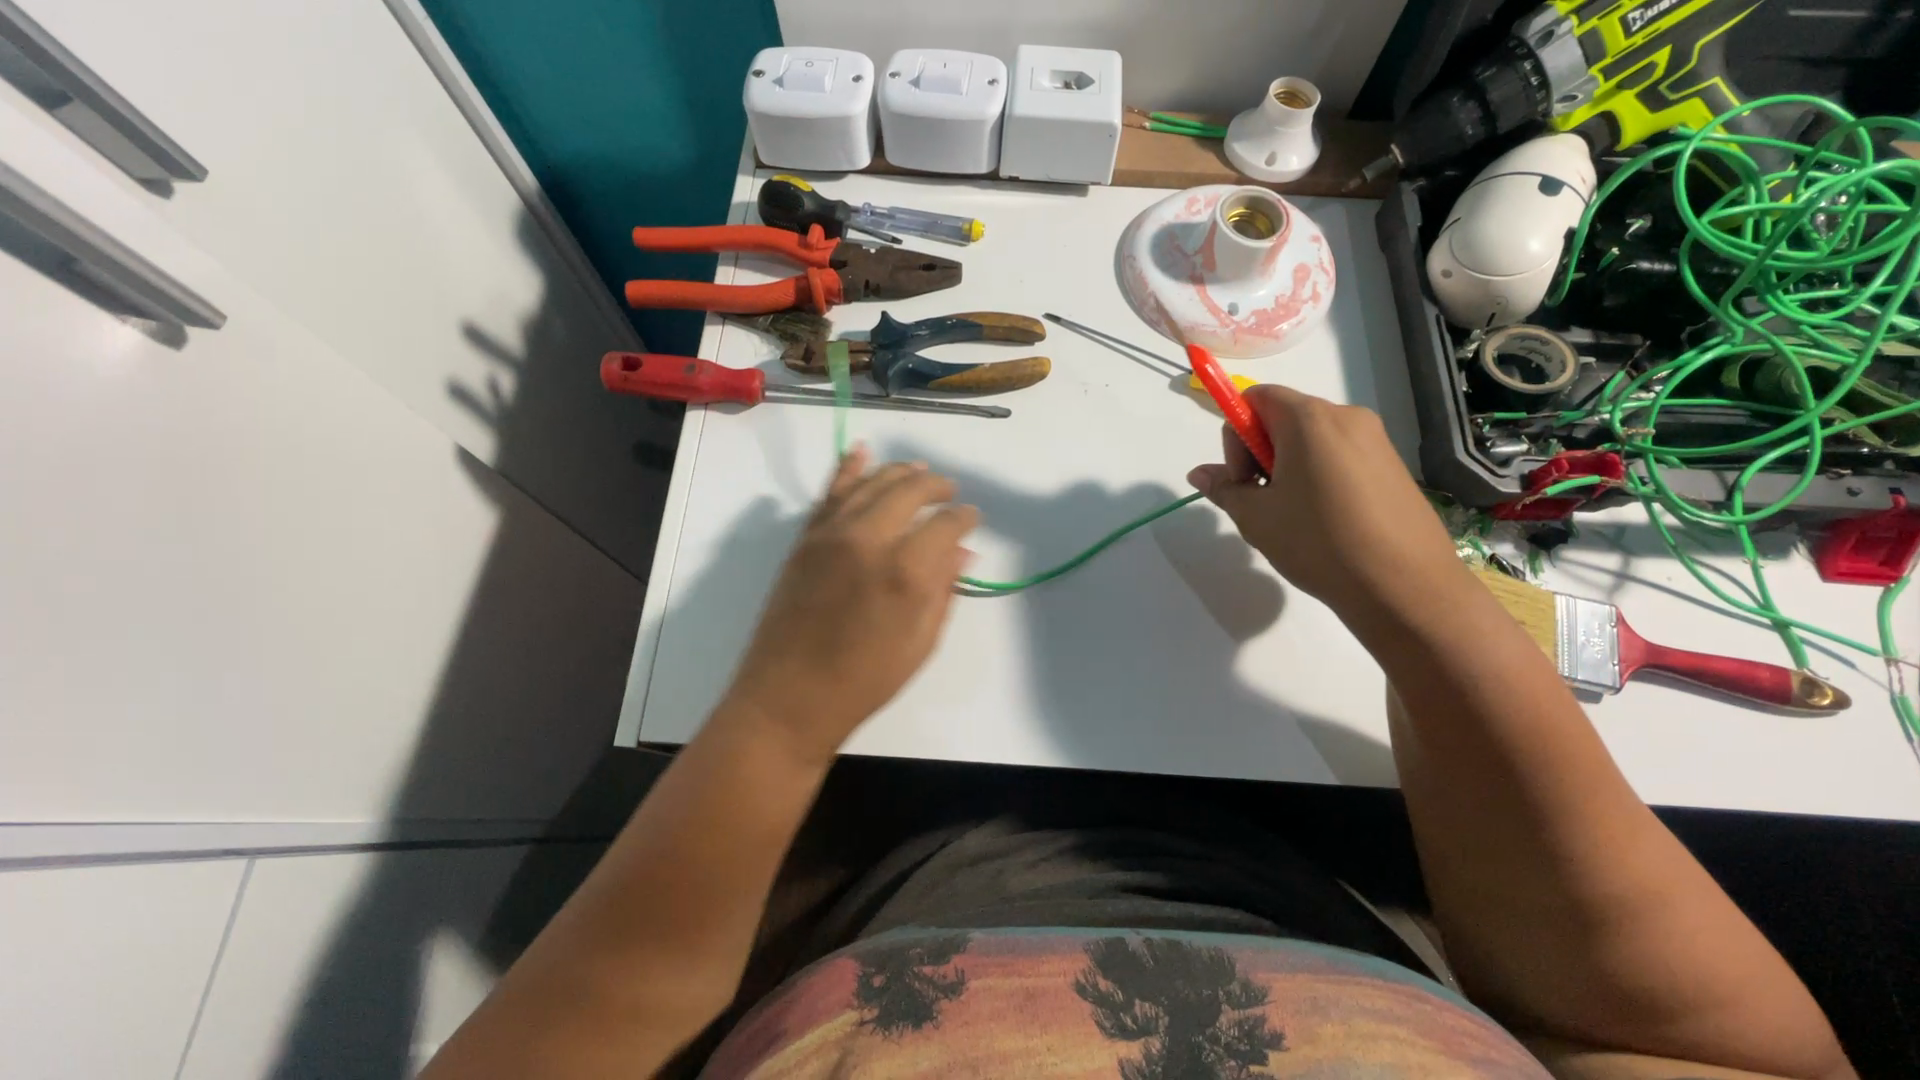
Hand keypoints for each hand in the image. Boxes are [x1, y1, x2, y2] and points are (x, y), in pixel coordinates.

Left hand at [721, 448, 977, 763]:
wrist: (788, 698)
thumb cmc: (864, 681)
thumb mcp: (920, 644)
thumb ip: (943, 591)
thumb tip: (962, 552)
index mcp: (906, 572)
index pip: (946, 524)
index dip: (964, 518)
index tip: (972, 518)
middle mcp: (869, 540)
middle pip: (910, 491)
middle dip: (936, 486)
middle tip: (950, 490)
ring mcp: (831, 535)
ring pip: (871, 483)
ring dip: (899, 472)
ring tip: (918, 471)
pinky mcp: (805, 539)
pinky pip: (829, 492)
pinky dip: (847, 468)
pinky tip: (862, 452)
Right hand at [1186, 384, 1461, 619]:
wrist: (1404, 586)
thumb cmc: (1318, 542)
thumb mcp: (1257, 518)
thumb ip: (1225, 488)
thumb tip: (1199, 473)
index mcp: (1309, 419)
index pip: (1256, 397)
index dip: (1237, 434)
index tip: (1244, 479)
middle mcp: (1346, 417)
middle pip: (1285, 417)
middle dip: (1263, 453)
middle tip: (1264, 503)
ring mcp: (1376, 441)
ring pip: (1314, 441)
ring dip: (1291, 469)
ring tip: (1295, 519)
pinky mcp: (1393, 466)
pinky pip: (1342, 458)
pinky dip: (1321, 479)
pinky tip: (1326, 523)